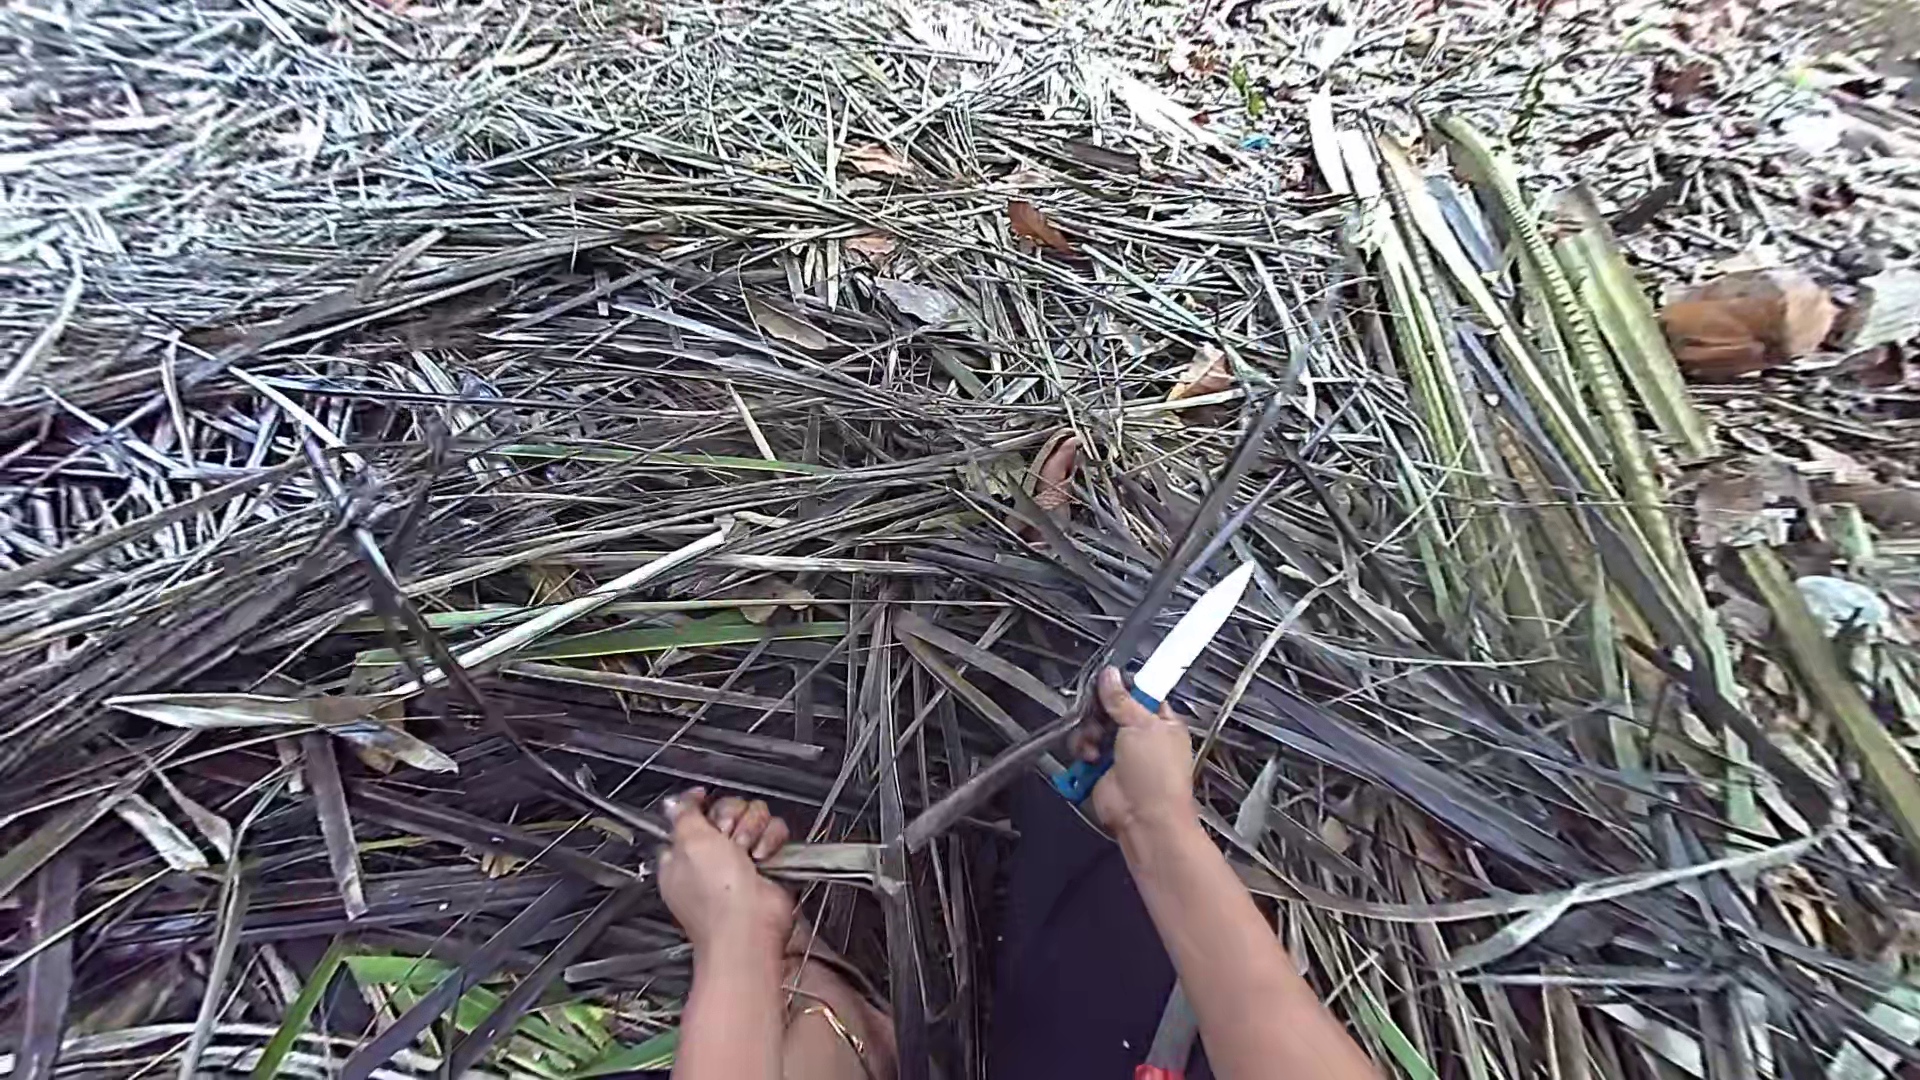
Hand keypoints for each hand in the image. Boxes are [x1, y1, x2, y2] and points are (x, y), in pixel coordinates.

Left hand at [657, 788, 794, 952]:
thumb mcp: (688, 845)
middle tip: (728, 838)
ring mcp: (742, 856)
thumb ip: (683, 816)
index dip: (704, 807)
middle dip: (733, 817)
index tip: (708, 804)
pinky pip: (775, 829)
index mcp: (684, 853)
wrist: (749, 923)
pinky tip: (764, 856)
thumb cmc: (714, 894)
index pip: (695, 813)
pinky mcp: (769, 858)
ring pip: (755, 815)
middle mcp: (713, 854)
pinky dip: (772, 839)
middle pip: (729, 808)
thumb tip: (674, 801)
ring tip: (748, 852)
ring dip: (753, 829)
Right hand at [1077, 667, 1195, 838]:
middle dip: (1099, 710)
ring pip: (1093, 726)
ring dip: (1089, 732)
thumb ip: (1122, 699)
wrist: (1144, 819)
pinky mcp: (1100, 768)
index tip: (1108, 681)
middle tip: (1098, 713)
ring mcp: (1119, 752)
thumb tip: (1110, 674)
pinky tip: (1090, 757)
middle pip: (1110, 708)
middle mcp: (1140, 736)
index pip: (1140, 693)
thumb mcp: (1142, 726)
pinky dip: (1082, 750)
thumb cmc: (1158, 777)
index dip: (1123, 686)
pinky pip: (1083, 747)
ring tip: (1095, 742)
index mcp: (1161, 723)